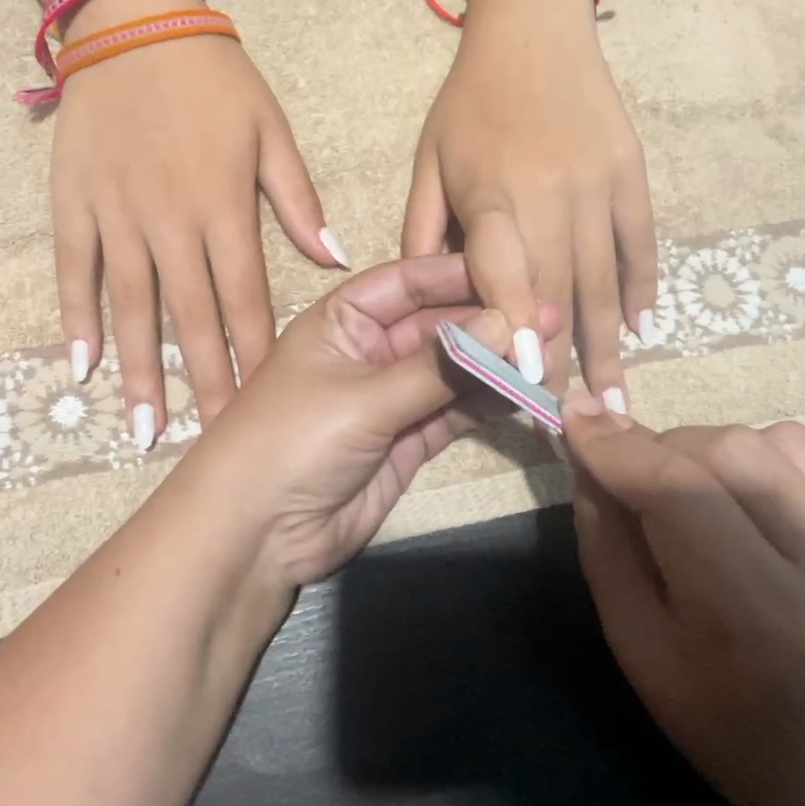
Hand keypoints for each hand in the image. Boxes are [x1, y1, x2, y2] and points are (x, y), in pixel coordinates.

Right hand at [51, 0, 344, 446]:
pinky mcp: (73, 205)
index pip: (247, 298)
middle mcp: (172, 223)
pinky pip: (74, 271)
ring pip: (132, 307)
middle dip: (204, 383)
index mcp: (226, 208)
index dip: (256, 354)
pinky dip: (77, 318)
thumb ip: (300, 200)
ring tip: (145, 428)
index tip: (265, 405)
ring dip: (140, 370)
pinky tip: (81, 365)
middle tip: (210, 442)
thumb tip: (336, 259)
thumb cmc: (214, 79)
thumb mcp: (271, 130)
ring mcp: (117, 217)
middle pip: (192, 318)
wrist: (132, 24)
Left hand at [184, 254, 561, 585]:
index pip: (410, 281)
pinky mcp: (408, 441)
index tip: (518, 271)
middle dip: (489, 324)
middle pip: (439, 325)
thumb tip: (508, 324)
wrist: (255, 534)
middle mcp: (370, 349)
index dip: (461, 275)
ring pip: (453, 370)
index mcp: (343, 319)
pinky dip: (488, 403)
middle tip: (549, 321)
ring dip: (496, 365)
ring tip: (549, 356)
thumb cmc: (294, 441)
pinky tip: (524, 392)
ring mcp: (391, 397)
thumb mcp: (363, 397)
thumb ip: (439, 366)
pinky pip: (455, 411)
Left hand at [403, 0, 656, 410]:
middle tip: (571, 421)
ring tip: (618, 399)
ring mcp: (599, 188)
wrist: (536, 28)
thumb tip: (422, 297)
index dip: (513, 329)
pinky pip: (641, 243)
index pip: (503, 271)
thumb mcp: (429, 161)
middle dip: (565, 361)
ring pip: (605, 280)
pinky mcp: (633, 177)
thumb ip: (424, 230)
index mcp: (492, 196)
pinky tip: (645, 327)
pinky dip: (643, 287)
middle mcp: (551, 198)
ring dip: (611, 343)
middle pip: (558, 293)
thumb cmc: (470, 102)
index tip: (525, 384)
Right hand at [561, 396, 804, 805]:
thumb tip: (587, 448)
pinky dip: (758, 454)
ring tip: (695, 499)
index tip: (573, 416)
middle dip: (659, 451)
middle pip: (726, 452)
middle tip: (633, 482)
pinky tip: (747, 499)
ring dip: (707, 451)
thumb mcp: (636, 645)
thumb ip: (606, 541)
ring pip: (767, 439)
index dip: (618, 448)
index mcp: (763, 618)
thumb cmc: (724, 721)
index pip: (681, 493)